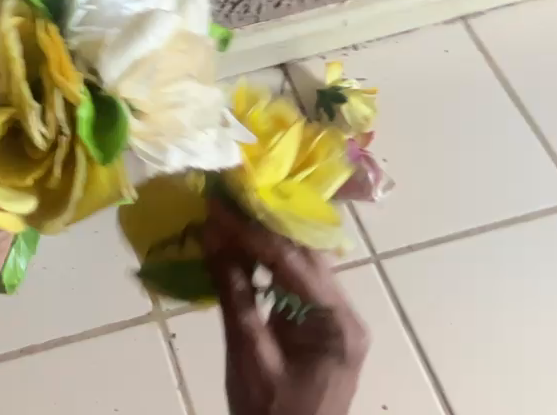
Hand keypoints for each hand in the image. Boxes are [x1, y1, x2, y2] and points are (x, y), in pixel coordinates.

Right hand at [203, 203, 369, 414]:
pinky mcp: (318, 323)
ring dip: (261, 237)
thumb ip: (234, 292)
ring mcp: (334, 318)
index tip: (216, 205)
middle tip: (220, 199)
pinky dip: (264, 260)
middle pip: (301, 253)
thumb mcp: (248, 356)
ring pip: (297, 260)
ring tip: (224, 214)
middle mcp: (344, 314)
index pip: (291, 260)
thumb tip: (211, 234)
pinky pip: (291, 278)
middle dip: (259, 224)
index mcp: (337, 325)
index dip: (251, 230)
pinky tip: (236, 246)